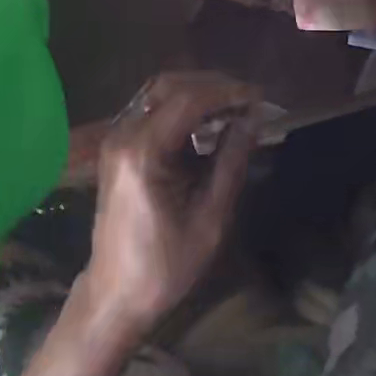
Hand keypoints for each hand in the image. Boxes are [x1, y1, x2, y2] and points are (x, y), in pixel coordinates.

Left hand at [80, 72, 261, 341]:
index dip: (226, 92)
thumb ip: (230, 162)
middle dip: (211, 85)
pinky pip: (149, 112)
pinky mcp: (116, 147)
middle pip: (167, 86)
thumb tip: (252, 119)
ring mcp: (114, 138)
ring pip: (156, 94)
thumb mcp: (210, 218)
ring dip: (195, 93)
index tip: (260, 96)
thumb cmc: (166, 265)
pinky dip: (179, 108)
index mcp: (142, 152)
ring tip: (235, 107)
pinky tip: (207, 123)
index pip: (186, 100)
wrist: (116, 290)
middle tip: (249, 99)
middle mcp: (122, 135)